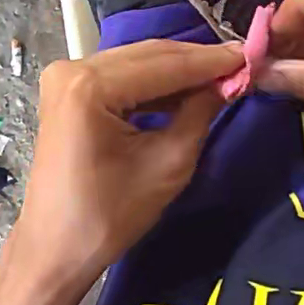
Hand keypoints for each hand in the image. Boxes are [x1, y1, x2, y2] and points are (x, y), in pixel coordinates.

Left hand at [2, 38, 243, 299]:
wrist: (54, 250)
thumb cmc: (108, 217)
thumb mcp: (168, 165)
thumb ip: (200, 113)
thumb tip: (228, 81)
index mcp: (90, 87)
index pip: (163, 64)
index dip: (210, 61)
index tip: (249, 56)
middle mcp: (72, 69)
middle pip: (148, 55)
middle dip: (196, 61)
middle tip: (241, 63)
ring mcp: (65, 76)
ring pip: (136, 61)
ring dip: (177, 69)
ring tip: (221, 74)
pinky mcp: (67, 89)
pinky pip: (120, 75)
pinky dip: (153, 82)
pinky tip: (185, 88)